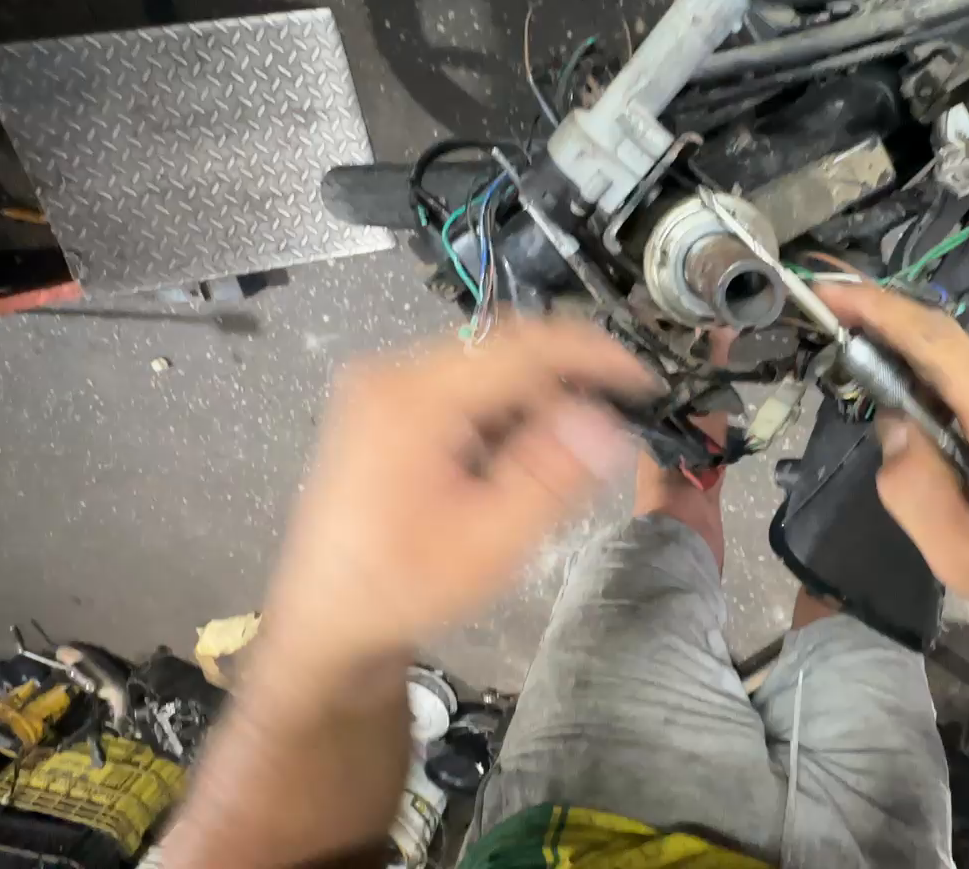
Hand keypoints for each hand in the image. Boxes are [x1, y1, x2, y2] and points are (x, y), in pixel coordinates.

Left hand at [255, 319, 653, 689]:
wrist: (327, 621)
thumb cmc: (402, 590)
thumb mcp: (488, 545)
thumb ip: (550, 478)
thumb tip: (607, 421)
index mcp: (413, 399)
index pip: (523, 347)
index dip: (592, 356)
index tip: (641, 383)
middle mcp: (393, 372)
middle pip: (505, 349)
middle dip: (566, 383)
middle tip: (608, 428)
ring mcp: (387, 383)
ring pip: (490, 364)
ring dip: (536, 400)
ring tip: (558, 456)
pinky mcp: (389, 400)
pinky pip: (467, 383)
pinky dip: (506, 409)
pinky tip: (513, 456)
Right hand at [819, 285, 968, 685]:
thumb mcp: (968, 562)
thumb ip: (914, 492)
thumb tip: (892, 425)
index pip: (940, 343)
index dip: (879, 310)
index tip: (827, 293)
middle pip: (942, 348)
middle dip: (884, 350)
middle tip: (842, 381)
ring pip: (958, 364)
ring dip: (916, 383)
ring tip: (903, 442)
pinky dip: (942, 395)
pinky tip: (940, 445)